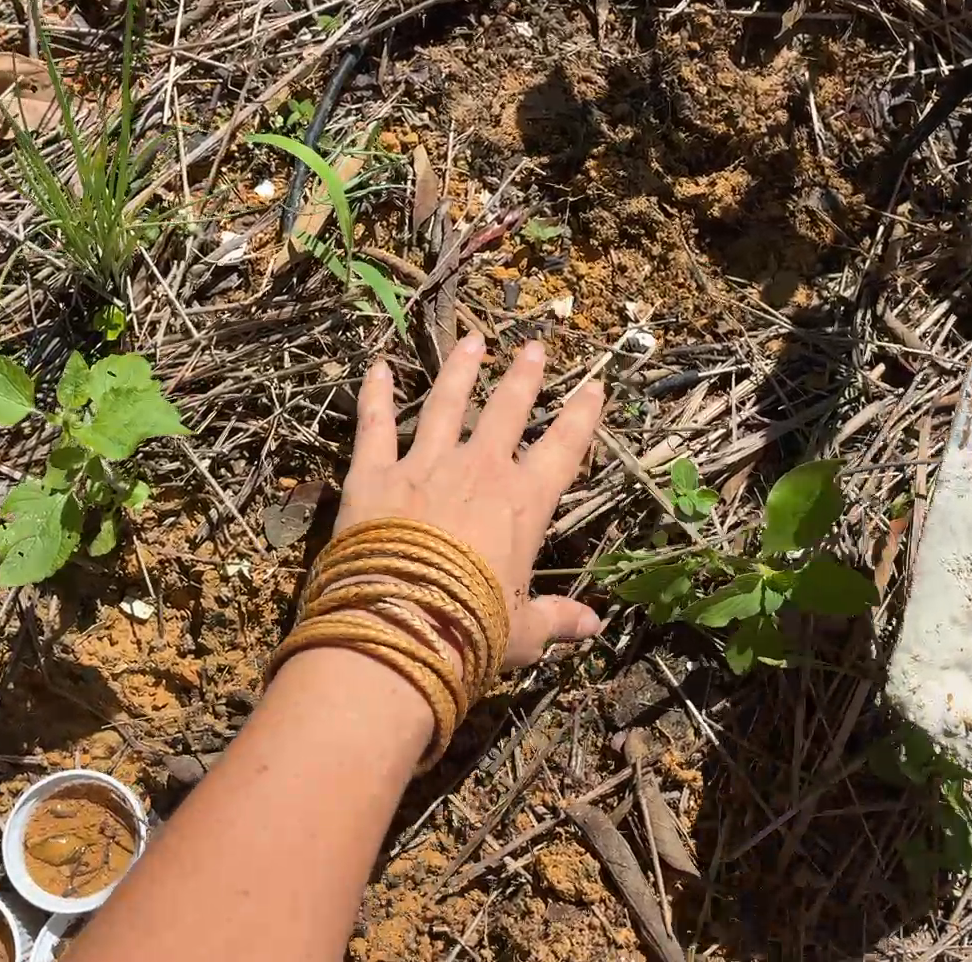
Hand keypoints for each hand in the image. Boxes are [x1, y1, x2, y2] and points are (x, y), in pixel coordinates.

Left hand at [337, 333, 605, 668]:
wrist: (399, 629)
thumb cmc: (472, 631)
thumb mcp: (523, 631)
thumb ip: (557, 620)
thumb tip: (594, 627)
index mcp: (523, 503)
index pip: (563, 448)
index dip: (582, 415)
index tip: (596, 386)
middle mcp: (479, 470)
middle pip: (507, 411)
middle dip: (523, 377)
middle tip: (534, 347)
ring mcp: (425, 465)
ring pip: (447, 403)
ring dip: (460, 370)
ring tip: (472, 341)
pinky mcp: (375, 474)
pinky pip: (376, 426)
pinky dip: (377, 396)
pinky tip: (379, 368)